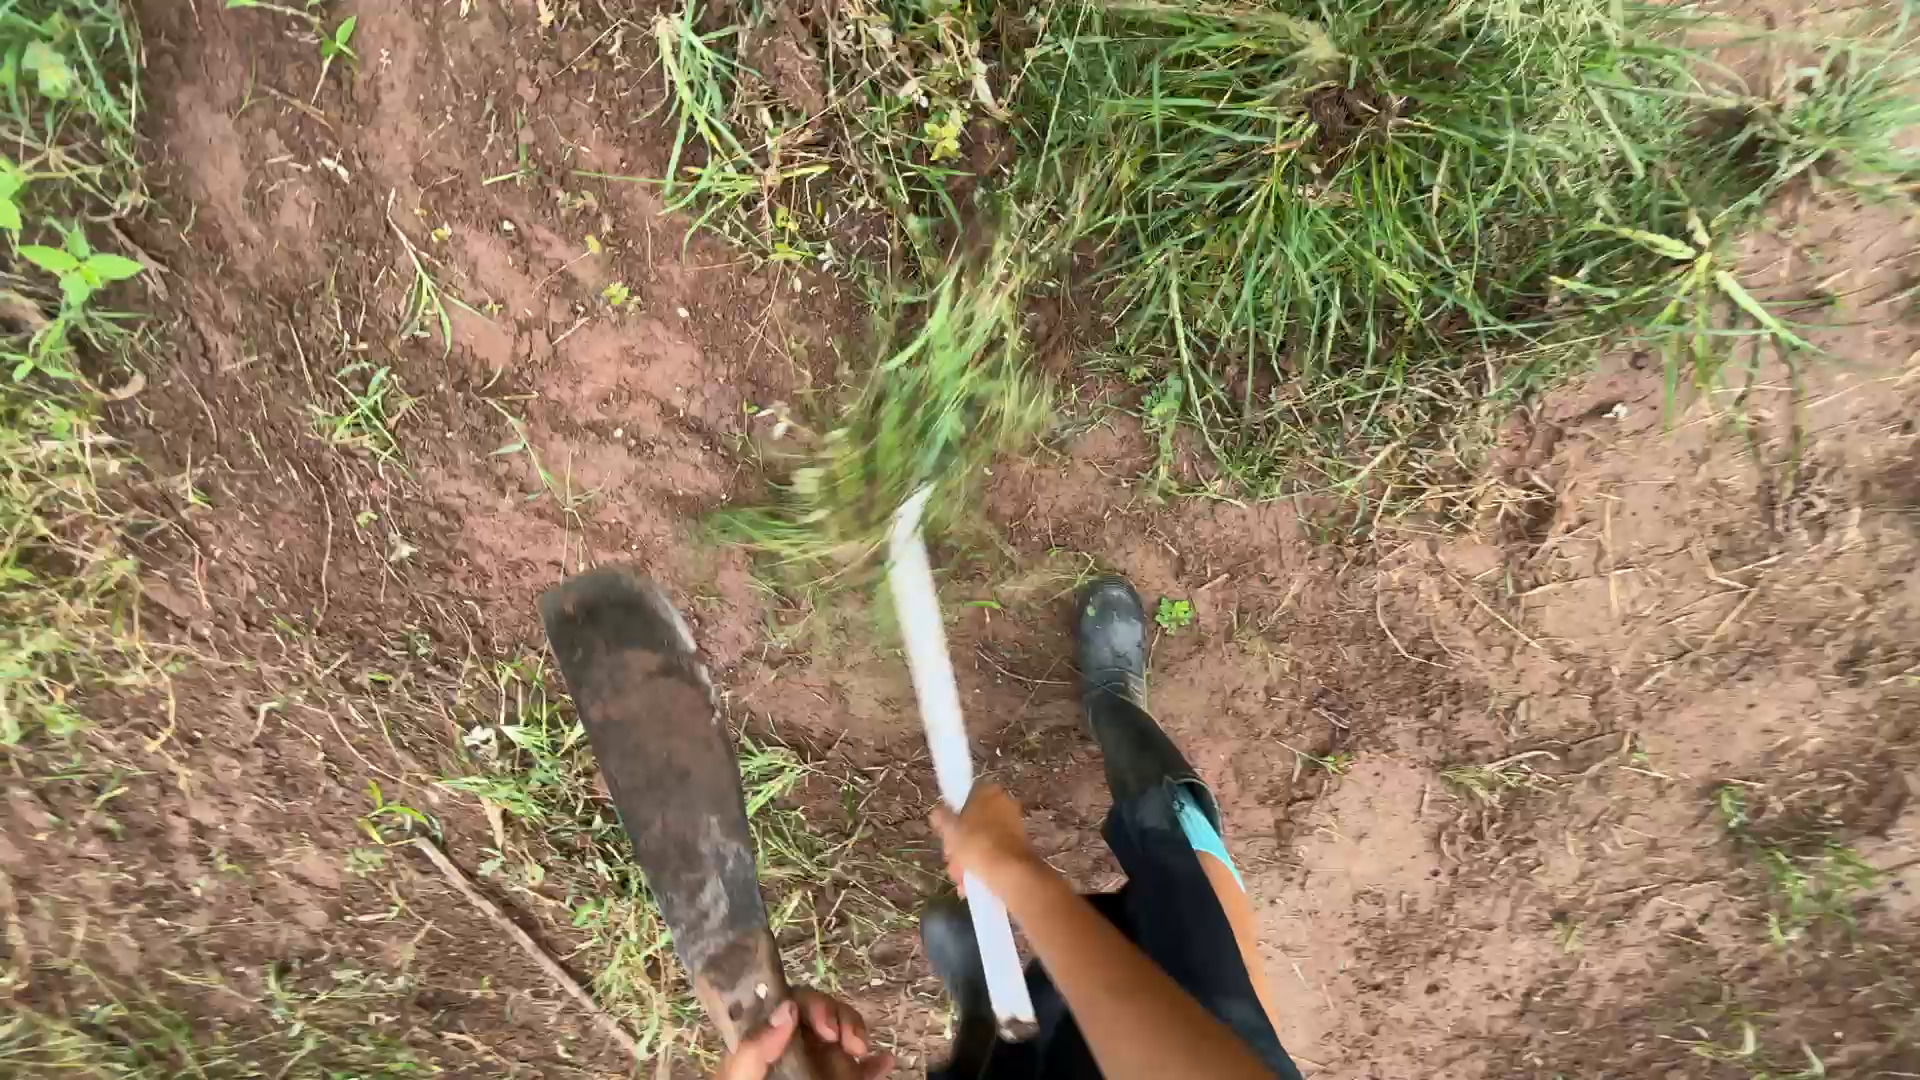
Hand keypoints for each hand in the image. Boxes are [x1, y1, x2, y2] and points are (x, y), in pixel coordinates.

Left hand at [715, 990, 894, 1079]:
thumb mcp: (740, 1079)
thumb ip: (755, 1048)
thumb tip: (788, 1008)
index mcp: (768, 1041)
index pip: (794, 1004)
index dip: (816, 1005)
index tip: (828, 1027)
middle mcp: (794, 1049)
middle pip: (822, 1016)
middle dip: (842, 1018)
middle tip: (852, 1040)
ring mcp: (815, 1069)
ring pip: (842, 1036)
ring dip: (857, 1032)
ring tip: (864, 1047)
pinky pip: (858, 1070)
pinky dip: (874, 1064)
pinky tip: (885, 1062)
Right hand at [930, 784, 1049, 894]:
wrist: (1010, 872)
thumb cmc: (977, 844)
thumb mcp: (951, 830)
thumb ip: (941, 818)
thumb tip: (937, 812)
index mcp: (989, 792)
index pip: (965, 799)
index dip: (952, 819)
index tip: (946, 836)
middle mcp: (1005, 805)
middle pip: (973, 823)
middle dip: (959, 845)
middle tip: (951, 861)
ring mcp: (1014, 827)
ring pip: (982, 842)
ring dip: (968, 860)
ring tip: (960, 880)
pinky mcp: (1019, 849)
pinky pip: (994, 855)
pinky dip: (983, 867)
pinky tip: (971, 885)